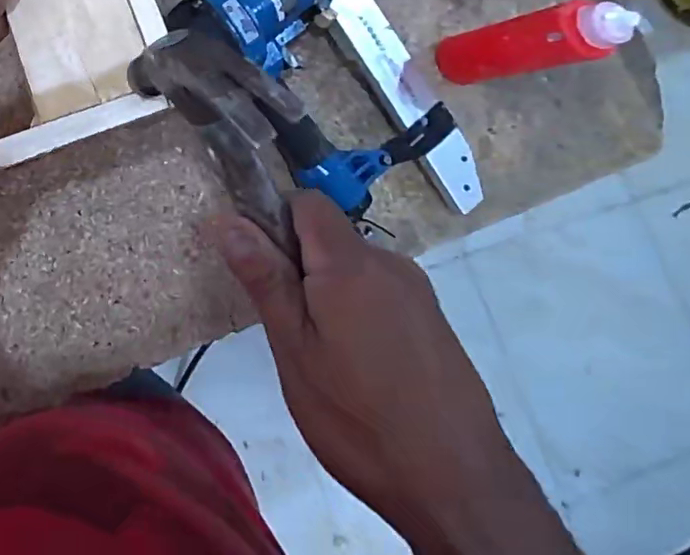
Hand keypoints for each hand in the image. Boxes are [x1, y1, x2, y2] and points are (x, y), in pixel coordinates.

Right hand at [215, 194, 575, 553]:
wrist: (462, 488)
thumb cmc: (358, 417)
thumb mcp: (294, 349)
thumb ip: (264, 278)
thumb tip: (227, 219)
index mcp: (350, 262)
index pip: (307, 200)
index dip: (276, 219)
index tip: (262, 266)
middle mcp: (389, 263)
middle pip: (329, 235)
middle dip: (299, 264)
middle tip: (288, 325)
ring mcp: (417, 292)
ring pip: (353, 267)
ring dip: (328, 290)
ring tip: (323, 355)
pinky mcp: (433, 321)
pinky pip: (380, 292)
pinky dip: (358, 310)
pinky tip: (360, 367)